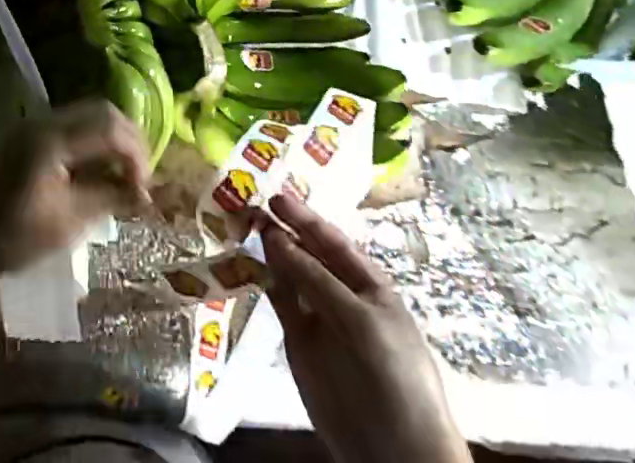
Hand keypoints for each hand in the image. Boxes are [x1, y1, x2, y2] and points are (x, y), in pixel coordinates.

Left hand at [0, 102, 151, 276]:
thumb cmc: (9, 237)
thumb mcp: (66, 224)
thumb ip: (109, 199)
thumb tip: (145, 194)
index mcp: (52, 140)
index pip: (110, 128)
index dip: (136, 154)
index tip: (143, 188)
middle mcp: (44, 121)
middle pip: (103, 111)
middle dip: (129, 141)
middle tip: (139, 177)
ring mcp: (34, 124)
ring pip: (89, 115)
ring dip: (113, 139)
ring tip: (123, 175)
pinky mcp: (30, 134)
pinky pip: (74, 125)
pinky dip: (94, 142)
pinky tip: (99, 171)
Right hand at [261, 194, 469, 462]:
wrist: (393, 448)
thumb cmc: (391, 372)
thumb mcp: (359, 319)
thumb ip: (315, 279)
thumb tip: (274, 236)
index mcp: (366, 279)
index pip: (331, 239)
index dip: (304, 216)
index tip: (274, 196)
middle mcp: (340, 289)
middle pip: (307, 251)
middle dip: (282, 228)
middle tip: (250, 205)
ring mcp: (317, 314)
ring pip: (289, 273)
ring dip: (269, 251)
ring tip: (242, 226)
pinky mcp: (299, 338)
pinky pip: (280, 301)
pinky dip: (264, 280)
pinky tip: (247, 263)